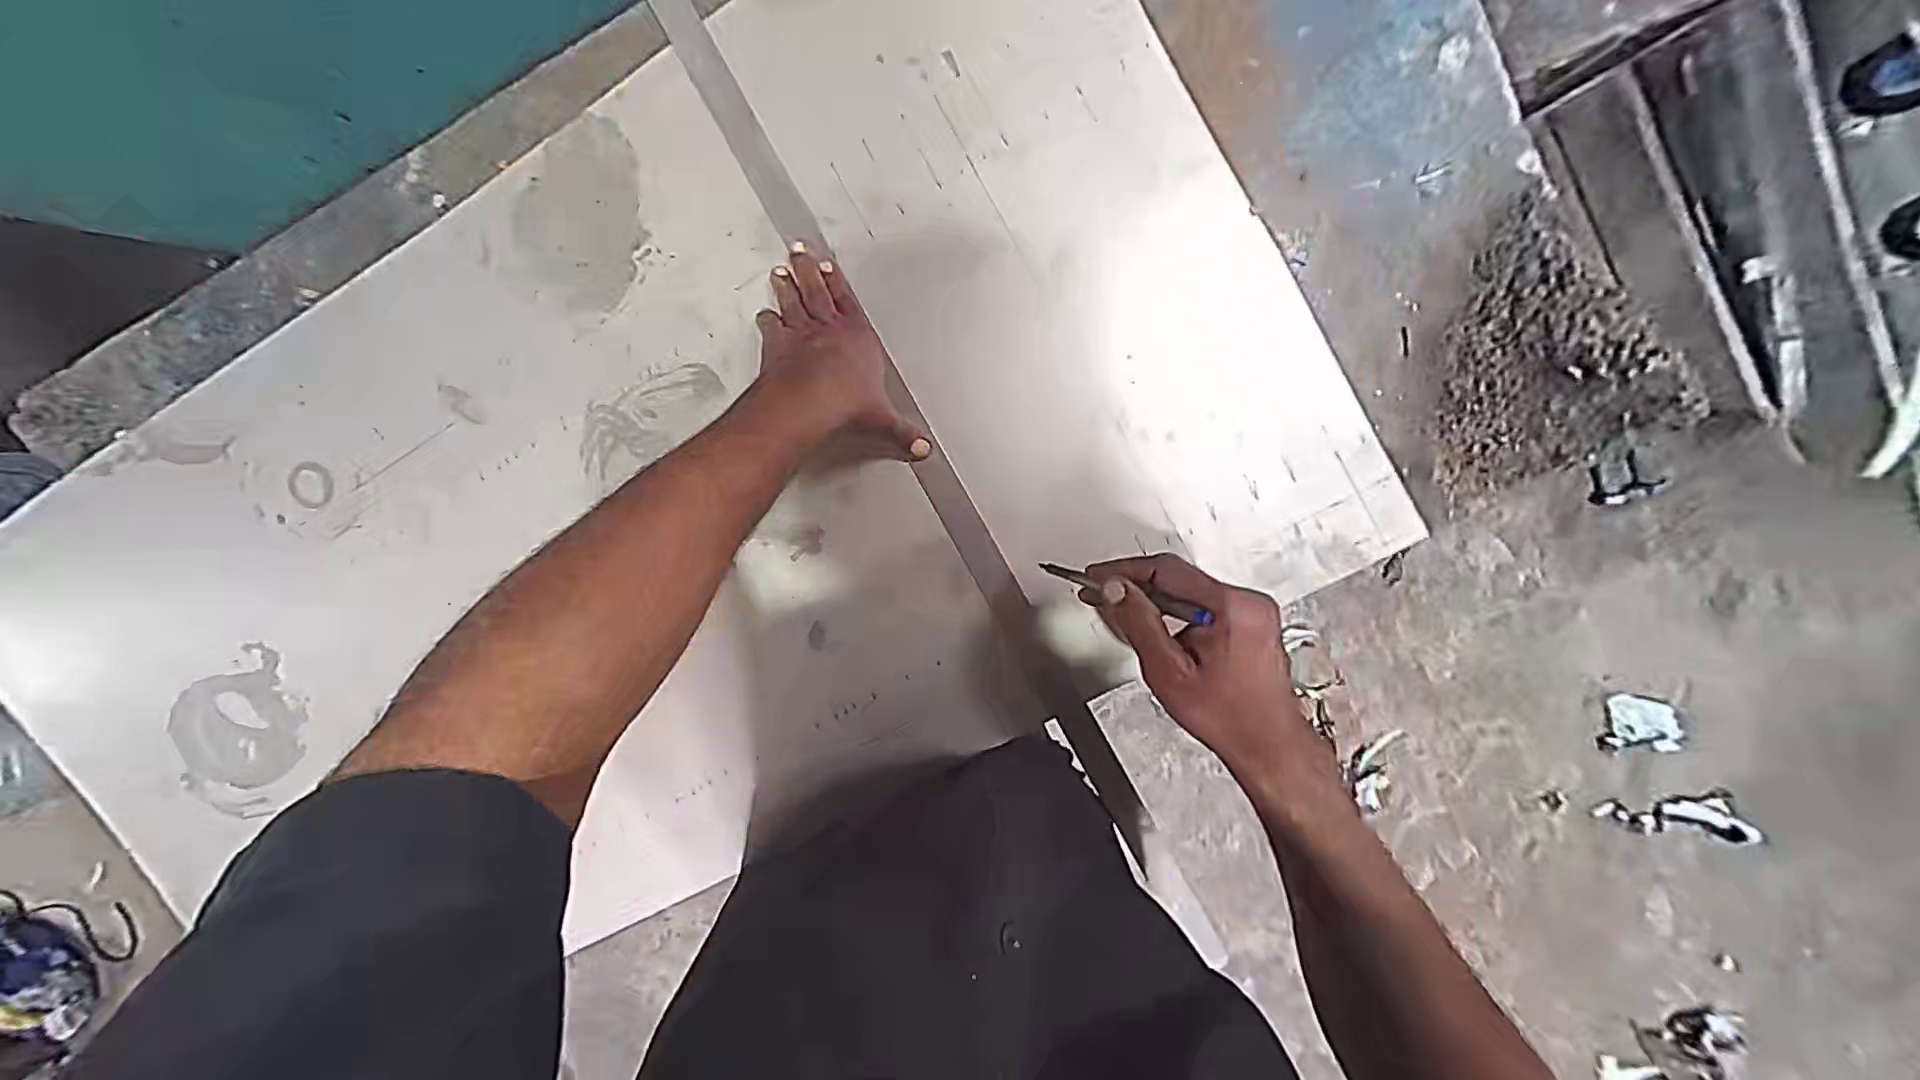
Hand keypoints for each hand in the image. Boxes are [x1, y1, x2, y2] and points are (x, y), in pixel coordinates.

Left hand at [751, 244, 929, 460]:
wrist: (807, 406)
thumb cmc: (842, 403)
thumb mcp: (882, 420)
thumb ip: (902, 433)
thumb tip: (921, 448)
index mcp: (857, 336)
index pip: (848, 301)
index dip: (839, 283)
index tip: (831, 268)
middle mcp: (828, 328)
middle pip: (817, 290)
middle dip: (809, 269)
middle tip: (801, 251)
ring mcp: (800, 334)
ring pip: (792, 300)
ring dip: (787, 284)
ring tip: (782, 270)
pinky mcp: (777, 346)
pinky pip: (771, 325)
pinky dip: (768, 318)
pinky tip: (765, 314)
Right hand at [1081, 553, 1335, 795]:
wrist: (1267, 744)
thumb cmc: (1229, 718)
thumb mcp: (1168, 672)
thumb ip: (1138, 623)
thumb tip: (1116, 590)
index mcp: (1232, 607)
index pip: (1166, 571)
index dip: (1124, 571)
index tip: (1098, 576)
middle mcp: (1248, 601)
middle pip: (1177, 575)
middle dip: (1134, 582)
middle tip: (1100, 588)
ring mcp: (1251, 609)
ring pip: (1186, 588)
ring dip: (1151, 595)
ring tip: (1119, 606)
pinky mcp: (1249, 619)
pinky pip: (1201, 601)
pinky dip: (1171, 607)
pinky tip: (1150, 619)